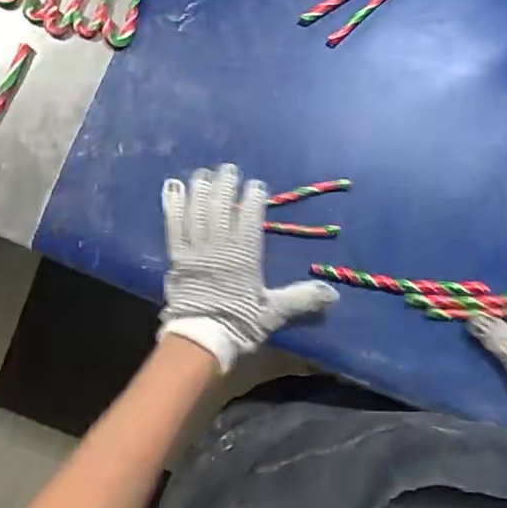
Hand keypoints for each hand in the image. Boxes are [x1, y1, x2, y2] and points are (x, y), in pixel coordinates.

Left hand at [159, 163, 337, 370]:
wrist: (201, 338)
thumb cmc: (239, 324)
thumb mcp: (274, 313)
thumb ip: (301, 298)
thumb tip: (334, 293)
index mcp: (245, 257)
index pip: (251, 218)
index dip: (253, 198)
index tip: (255, 184)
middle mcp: (220, 247)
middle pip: (222, 208)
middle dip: (225, 185)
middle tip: (228, 169)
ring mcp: (195, 249)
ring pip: (197, 211)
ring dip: (200, 189)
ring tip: (203, 173)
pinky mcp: (176, 255)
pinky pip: (173, 224)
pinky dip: (172, 204)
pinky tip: (172, 185)